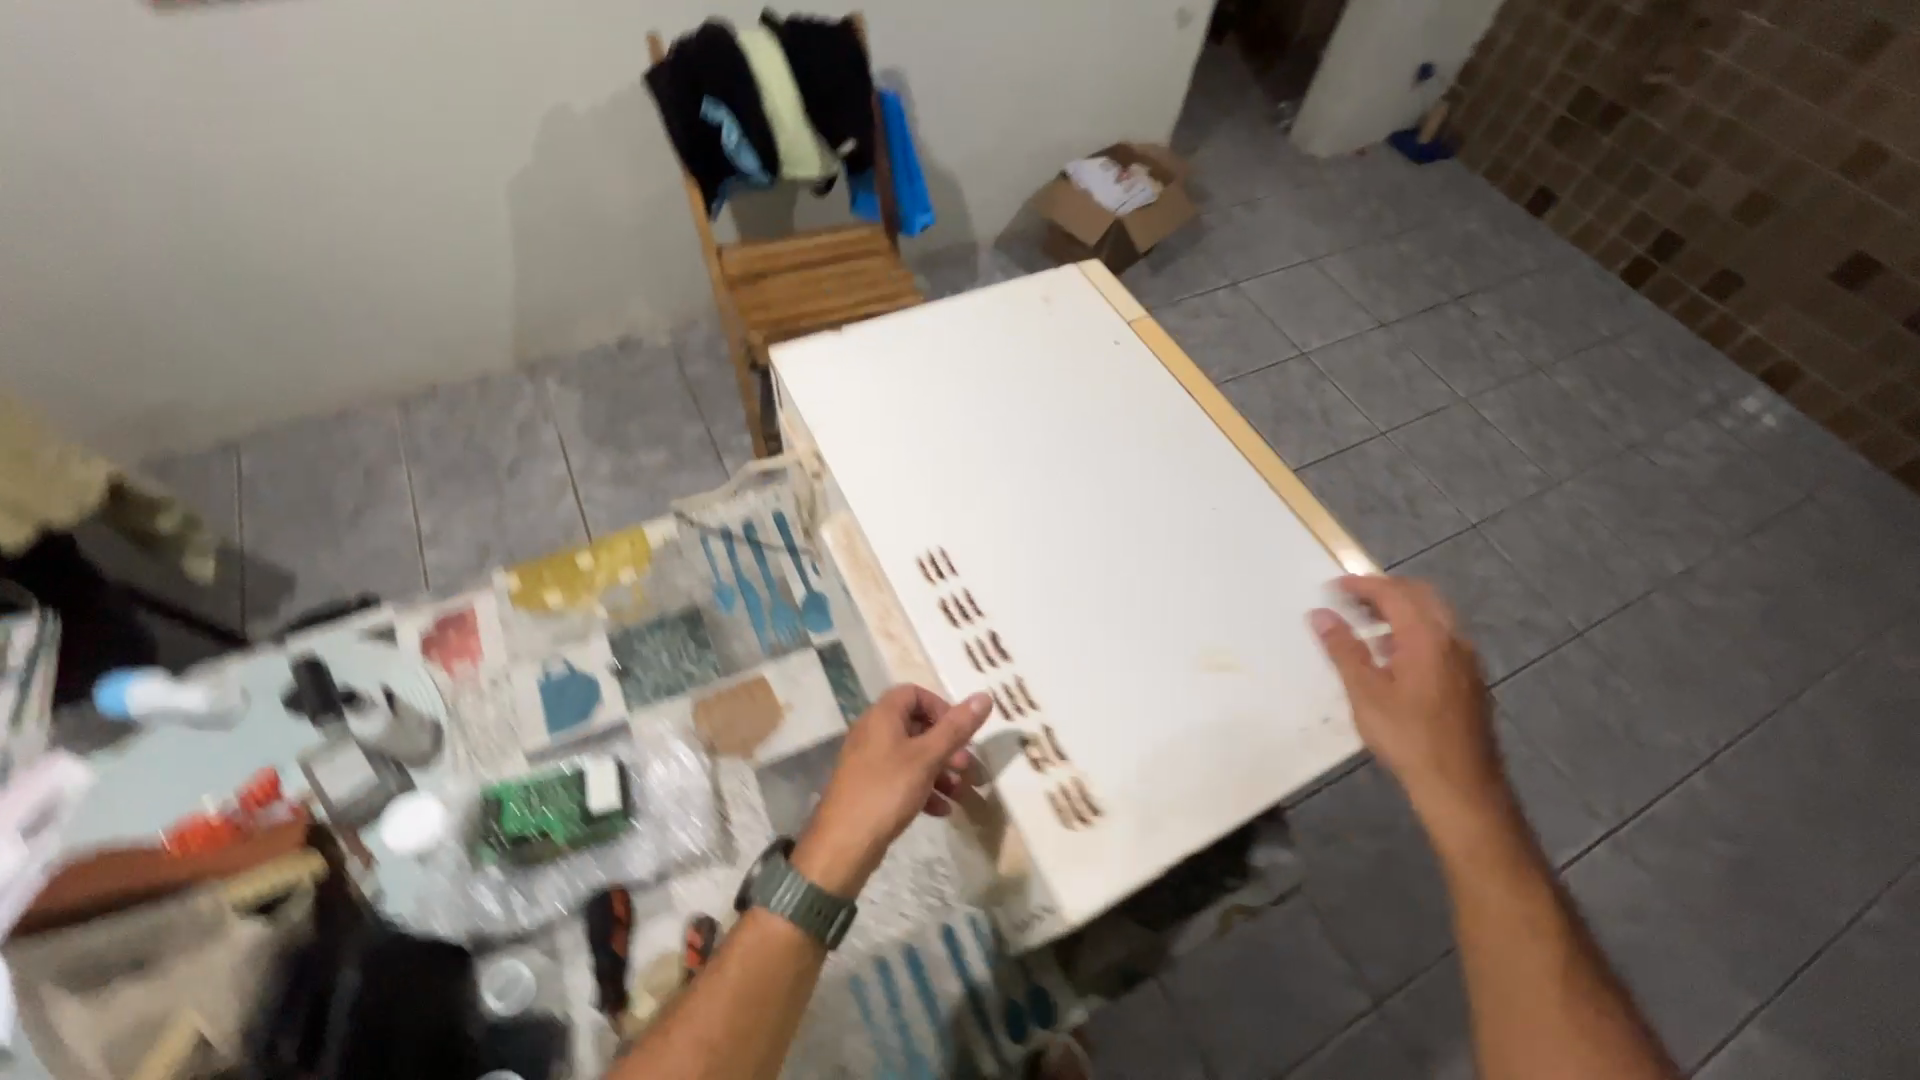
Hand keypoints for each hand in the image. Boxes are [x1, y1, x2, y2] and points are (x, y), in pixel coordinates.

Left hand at [792, 685, 991, 896]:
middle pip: (916, 726)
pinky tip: (942, 810)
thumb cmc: (887, 790)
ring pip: (912, 755)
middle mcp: (872, 732)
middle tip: (966, 766)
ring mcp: (869, 761)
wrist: (843, 843)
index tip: (959, 731)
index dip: (940, 707)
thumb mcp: (927, 757)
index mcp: (882, 716)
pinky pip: (902, 778)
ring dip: (940, 770)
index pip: (914, 693)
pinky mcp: (870, 787)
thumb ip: (956, 727)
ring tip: (960, 791)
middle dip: (946, 745)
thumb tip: (984, 696)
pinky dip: (924, 788)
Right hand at [1310, 575, 1507, 830]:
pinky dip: (1415, 632)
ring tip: (1367, 629)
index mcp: (1427, 637)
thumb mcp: (1365, 692)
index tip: (1333, 587)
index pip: (1393, 593)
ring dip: (1401, 612)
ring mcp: (1466, 660)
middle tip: (1351, 600)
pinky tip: (1394, 660)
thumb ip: (1342, 649)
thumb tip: (1320, 615)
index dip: (1362, 585)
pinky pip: (1441, 639)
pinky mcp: (1469, 680)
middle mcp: (1452, 640)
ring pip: (1433, 618)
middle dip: (1384, 591)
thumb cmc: (1407, 736)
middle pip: (1420, 597)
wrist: (1461, 785)